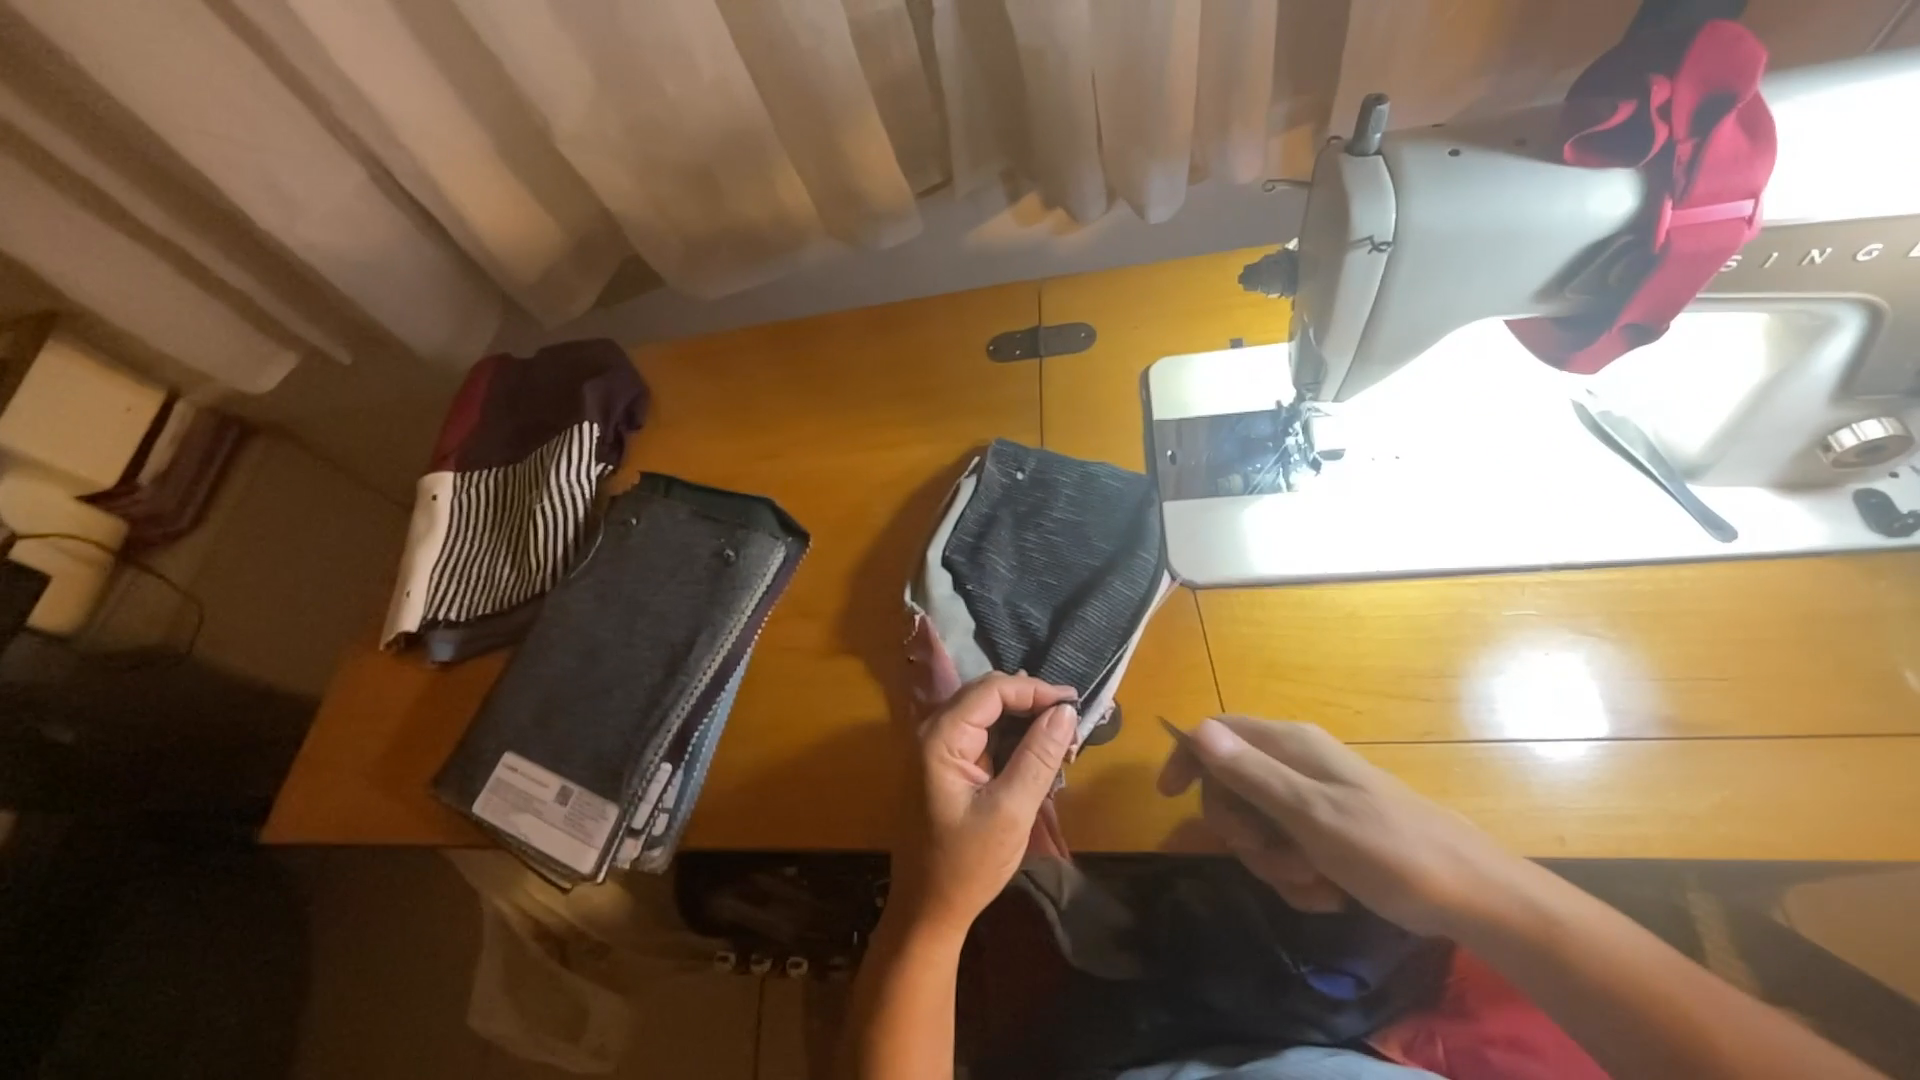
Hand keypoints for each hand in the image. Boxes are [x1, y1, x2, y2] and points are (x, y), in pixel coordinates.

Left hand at [891, 673, 1078, 938]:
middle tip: (1072, 724)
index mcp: (940, 738)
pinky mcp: (946, 765)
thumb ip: (1038, 757)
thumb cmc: (967, 865)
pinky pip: (983, 735)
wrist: (928, 908)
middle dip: (1032, 703)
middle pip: (988, 695)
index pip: (991, 690)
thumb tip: (1065, 712)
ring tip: (1062, 740)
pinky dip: (1012, 738)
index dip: (1034, 690)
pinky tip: (1039, 754)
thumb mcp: (1011, 811)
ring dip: (1025, 720)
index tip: (1074, 704)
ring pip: (987, 713)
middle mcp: (933, 733)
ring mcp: (937, 748)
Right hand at [1159, 716, 1533, 936]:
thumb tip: (1196, 729)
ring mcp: (1315, 798)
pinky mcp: (1330, 832)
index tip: (1170, 797)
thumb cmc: (1390, 850)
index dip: (1188, 758)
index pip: (1217, 732)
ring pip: (1258, 825)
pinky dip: (1299, 878)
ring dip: (1274, 863)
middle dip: (1242, 830)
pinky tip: (1328, 894)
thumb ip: (1252, 773)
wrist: (1473, 897)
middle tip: (1270, 856)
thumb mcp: (1311, 815)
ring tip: (1314, 883)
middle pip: (1232, 785)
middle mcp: (1298, 763)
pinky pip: (1288, 851)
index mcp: (1292, 745)